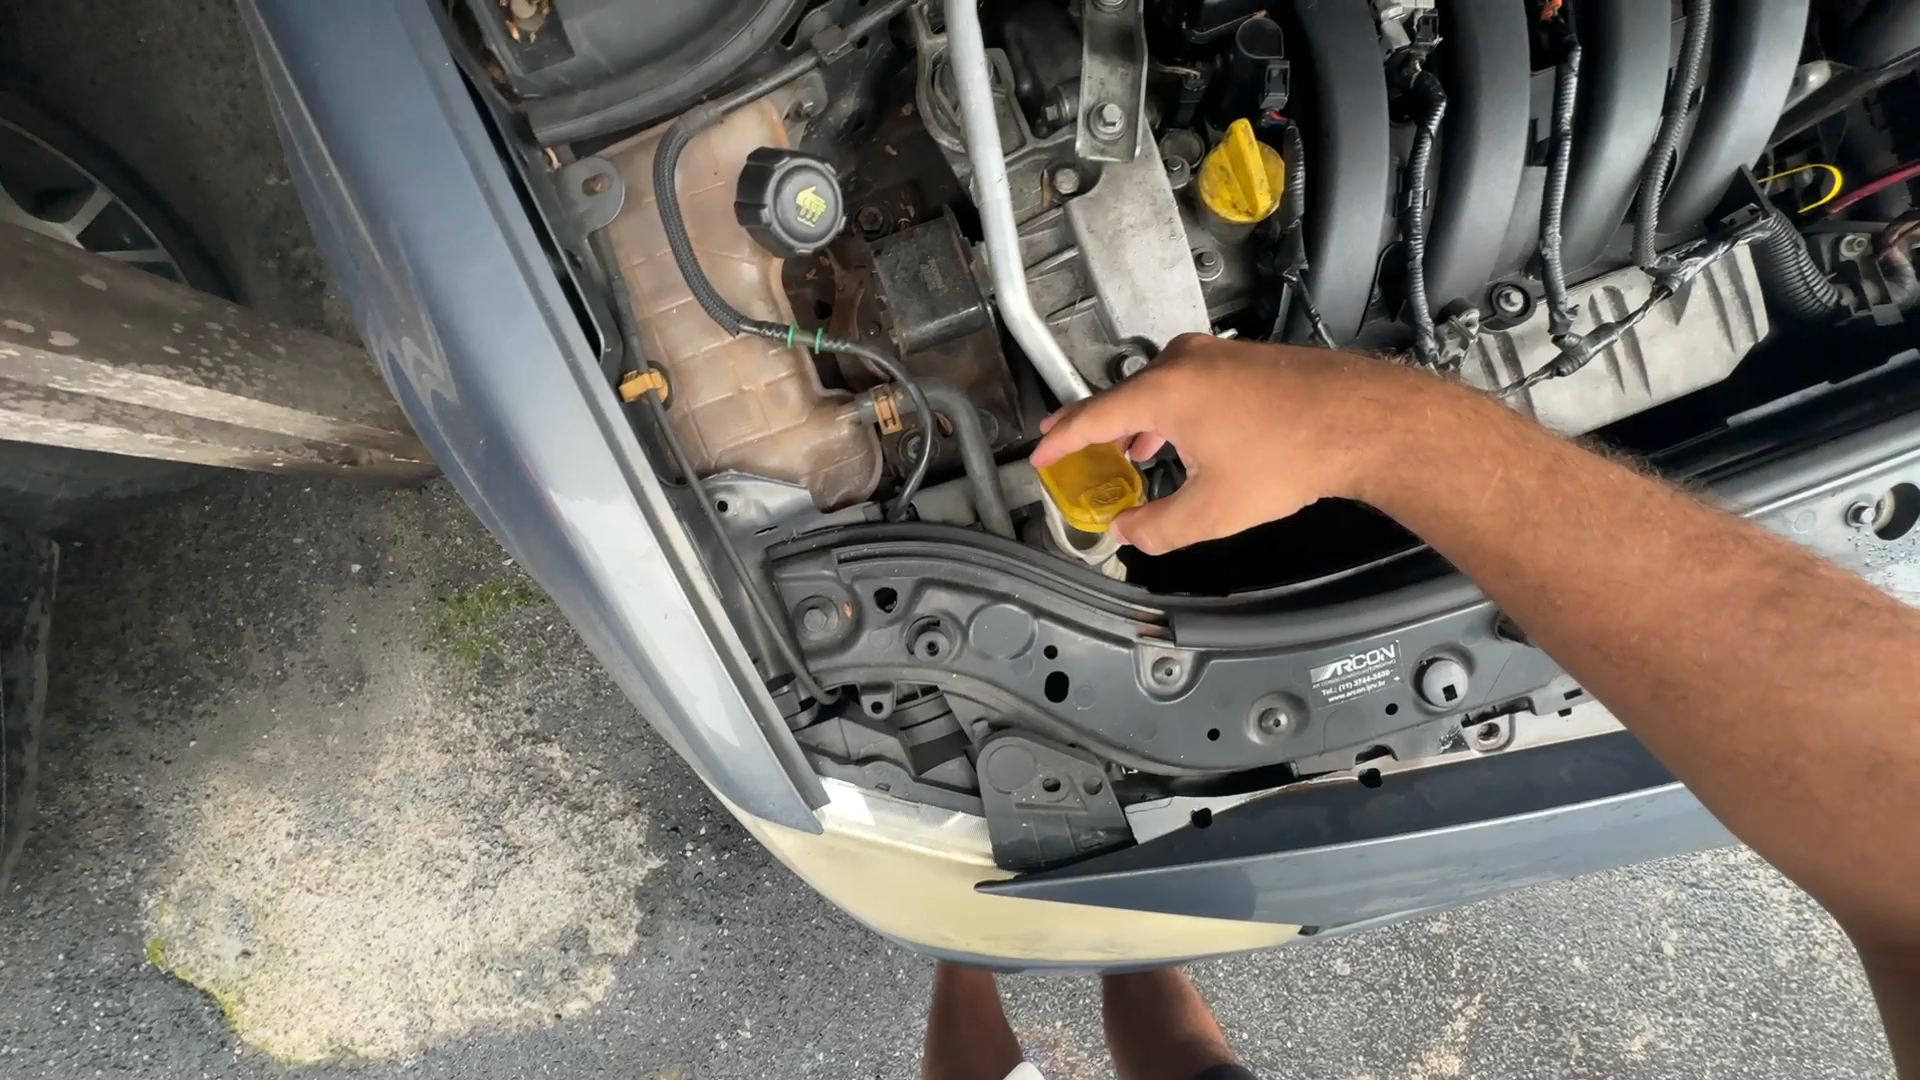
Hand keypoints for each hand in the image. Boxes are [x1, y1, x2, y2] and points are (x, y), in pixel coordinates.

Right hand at [1029, 334, 1458, 553]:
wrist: (1366, 421)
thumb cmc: (1290, 458)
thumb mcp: (1211, 512)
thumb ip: (1156, 529)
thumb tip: (1127, 534)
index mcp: (1163, 393)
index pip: (1091, 417)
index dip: (1059, 440)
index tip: (1040, 453)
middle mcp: (1182, 364)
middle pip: (1118, 396)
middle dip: (1091, 426)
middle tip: (1065, 442)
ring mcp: (1214, 355)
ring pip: (1153, 388)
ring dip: (1132, 421)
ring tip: (1124, 451)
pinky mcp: (1240, 359)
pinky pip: (1184, 383)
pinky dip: (1166, 411)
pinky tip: (1178, 436)